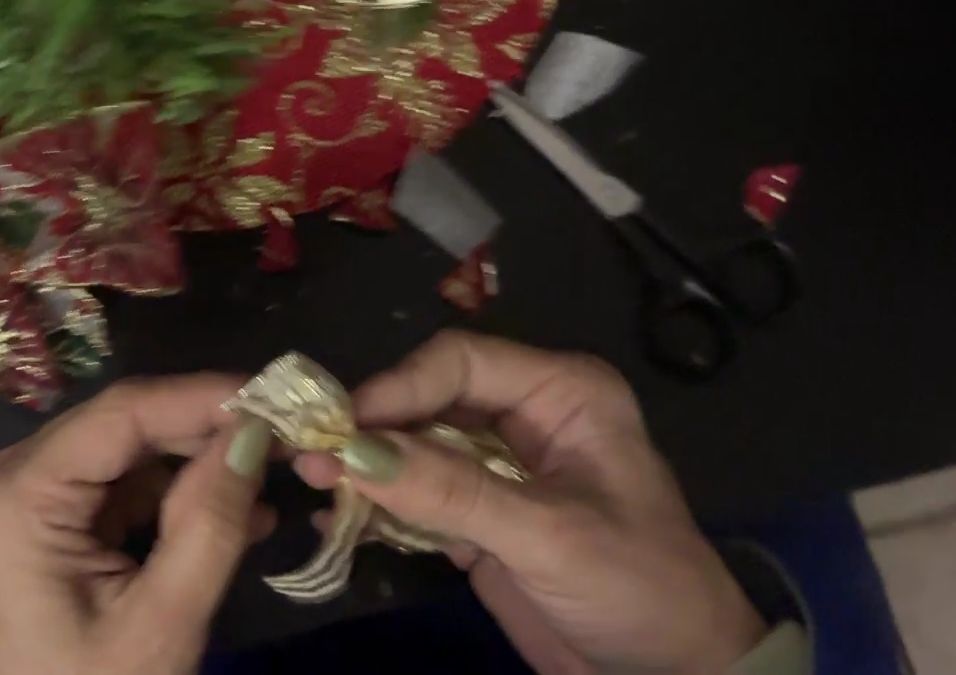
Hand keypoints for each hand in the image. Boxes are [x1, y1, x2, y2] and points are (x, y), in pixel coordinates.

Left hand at [0, 376, 273, 674]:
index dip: (199, 395)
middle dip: (205, 431)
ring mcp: (28, 494)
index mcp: (19, 491)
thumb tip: (251, 434)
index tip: (272, 393)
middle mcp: (13, 473)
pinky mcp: (49, 519)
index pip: (120, 413)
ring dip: (197, 467)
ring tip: (269, 481)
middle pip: (122, 427)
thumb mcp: (160, 625)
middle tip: (283, 436)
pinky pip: (120, 488)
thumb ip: (208, 526)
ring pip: (128, 454)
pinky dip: (175, 499)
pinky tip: (235, 514)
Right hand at [296, 331, 766, 674]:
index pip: (457, 363)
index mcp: (558, 392)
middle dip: (369, 427)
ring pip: (408, 442)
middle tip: (312, 451)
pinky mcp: (472, 508)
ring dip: (362, 463)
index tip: (345, 425)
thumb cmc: (643, 593)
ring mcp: (492, 462)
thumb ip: (450, 492)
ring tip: (313, 479)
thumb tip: (351, 452)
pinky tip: (335, 517)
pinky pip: (411, 490)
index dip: (397, 386)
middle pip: (423, 398)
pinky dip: (375, 501)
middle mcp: (520, 414)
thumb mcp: (550, 537)